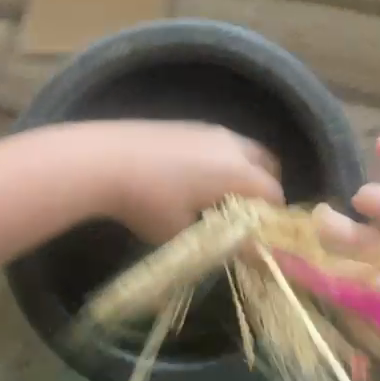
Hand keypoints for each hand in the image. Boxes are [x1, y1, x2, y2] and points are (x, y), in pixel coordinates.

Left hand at [59, 120, 283, 242]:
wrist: (105, 159)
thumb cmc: (148, 202)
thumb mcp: (184, 233)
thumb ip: (222, 243)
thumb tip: (248, 255)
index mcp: (237, 172)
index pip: (274, 192)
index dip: (273, 217)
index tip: (261, 237)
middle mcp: (232, 145)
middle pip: (266, 164)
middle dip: (264, 188)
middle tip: (247, 216)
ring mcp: (209, 130)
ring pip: (243, 150)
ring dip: (243, 172)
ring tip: (219, 199)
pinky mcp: (188, 124)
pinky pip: (220, 144)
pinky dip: (222, 161)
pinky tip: (195, 179)